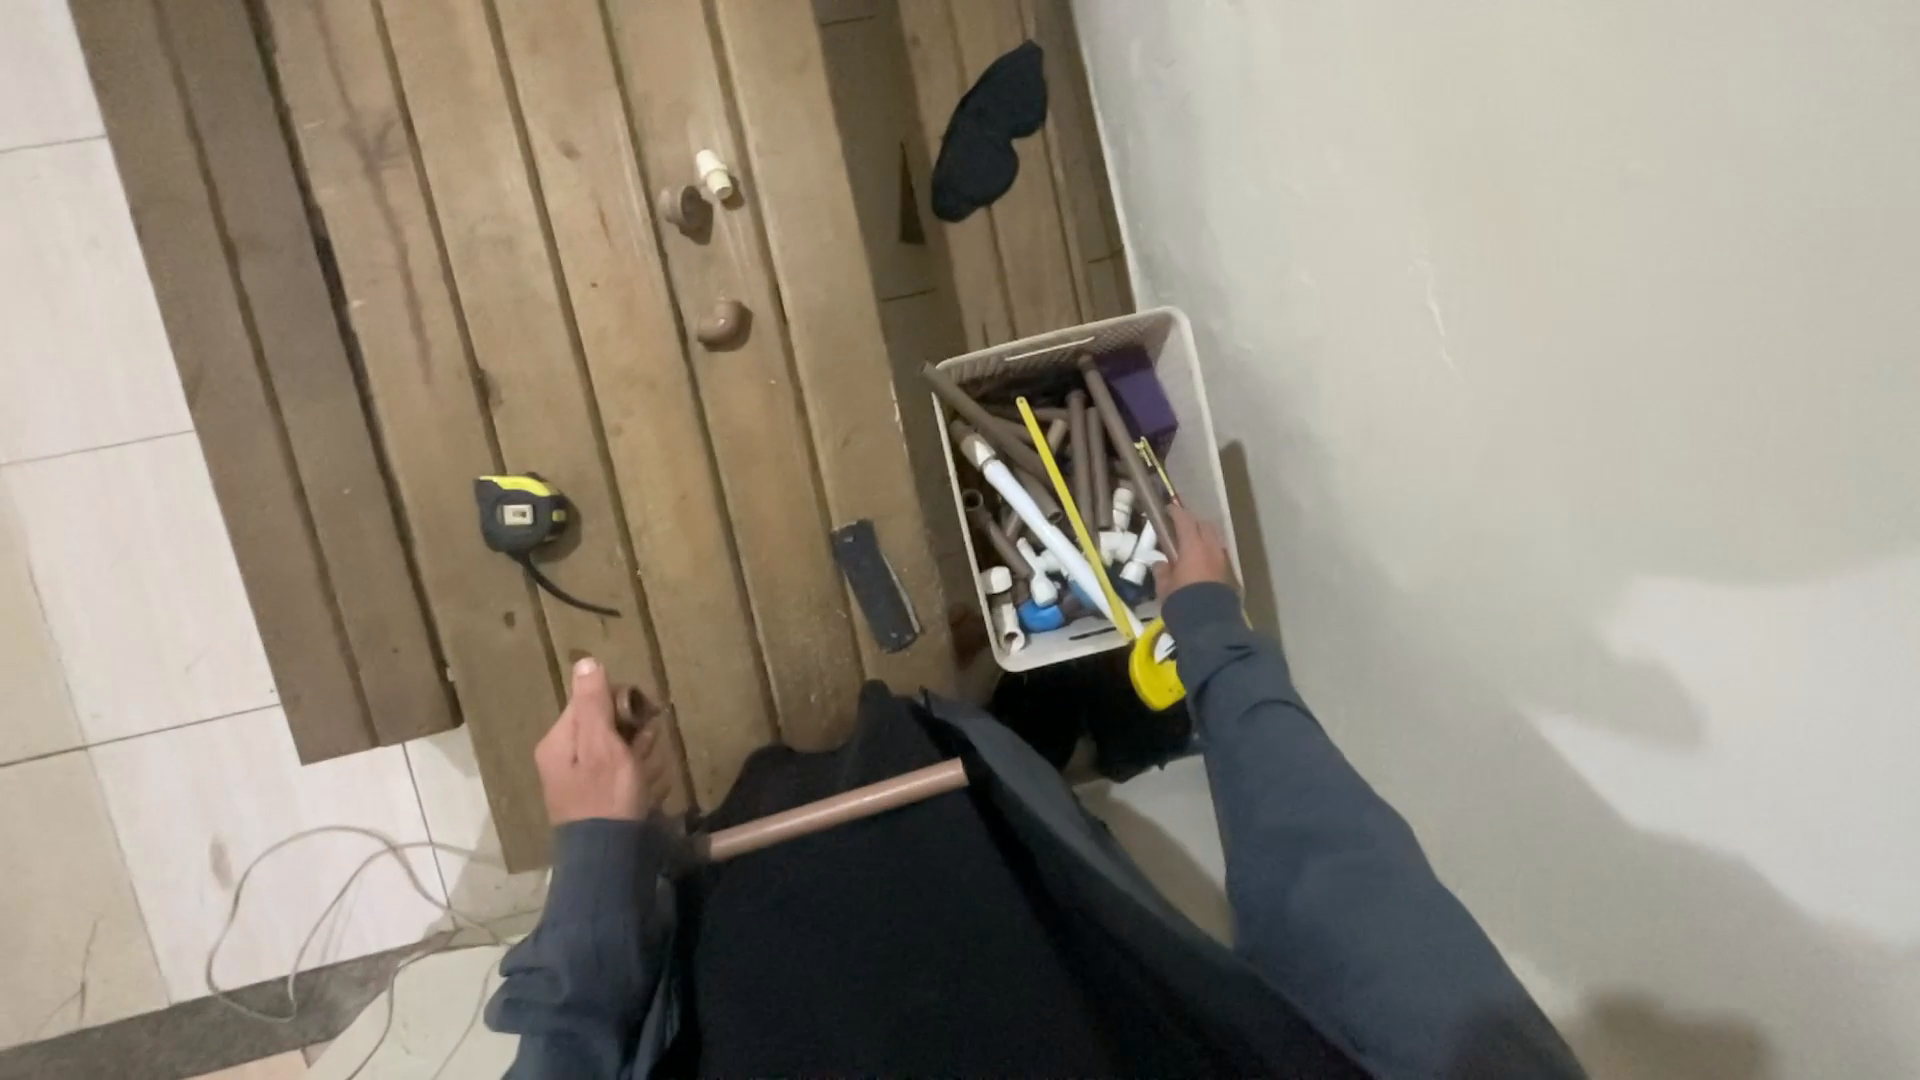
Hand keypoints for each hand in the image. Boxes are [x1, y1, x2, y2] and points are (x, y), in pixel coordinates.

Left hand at [534, 657, 665, 825]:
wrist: (610, 857)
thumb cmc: (607, 796)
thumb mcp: (602, 744)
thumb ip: (594, 704)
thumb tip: (585, 662)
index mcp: (559, 740)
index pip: (592, 699)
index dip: (621, 704)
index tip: (640, 720)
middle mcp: (565, 755)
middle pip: (609, 723)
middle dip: (635, 735)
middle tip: (642, 754)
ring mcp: (582, 777)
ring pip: (623, 747)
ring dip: (643, 757)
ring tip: (645, 778)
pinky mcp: (600, 794)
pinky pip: (626, 770)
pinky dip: (641, 776)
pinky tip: (646, 790)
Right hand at [1153, 503, 1235, 597]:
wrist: (1209, 624)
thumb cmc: (1182, 601)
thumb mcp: (1164, 587)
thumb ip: (1162, 571)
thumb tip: (1161, 563)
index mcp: (1192, 546)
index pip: (1185, 520)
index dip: (1176, 512)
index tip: (1168, 509)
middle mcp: (1210, 548)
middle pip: (1204, 525)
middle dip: (1193, 523)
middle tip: (1180, 528)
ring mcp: (1223, 560)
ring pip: (1214, 539)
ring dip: (1203, 538)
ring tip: (1191, 546)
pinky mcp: (1229, 574)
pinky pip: (1219, 555)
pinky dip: (1209, 553)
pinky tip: (1201, 563)